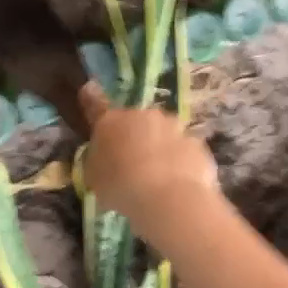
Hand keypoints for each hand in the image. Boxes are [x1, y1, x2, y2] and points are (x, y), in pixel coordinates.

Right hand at [78, 83, 220, 227]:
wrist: (169, 198)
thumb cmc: (120, 187)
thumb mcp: (94, 178)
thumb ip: (99, 161)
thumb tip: (105, 156)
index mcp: (111, 122)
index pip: (97, 106)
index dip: (92, 98)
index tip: (90, 89)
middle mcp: (144, 116)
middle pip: (136, 123)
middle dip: (134, 138)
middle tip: (132, 166)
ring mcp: (175, 128)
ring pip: (163, 135)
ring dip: (159, 149)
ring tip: (158, 180)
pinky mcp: (197, 144)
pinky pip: (184, 152)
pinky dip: (180, 164)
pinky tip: (177, 185)